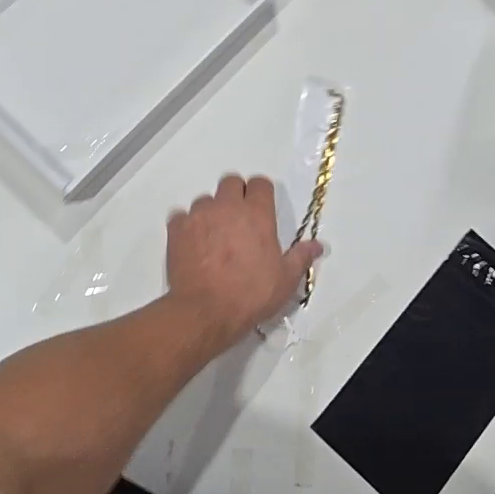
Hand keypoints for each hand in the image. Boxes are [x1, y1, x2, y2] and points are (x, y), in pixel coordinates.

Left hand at [164, 174, 323, 350]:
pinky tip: (193, 245)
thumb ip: (300, 257)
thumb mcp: (285, 280)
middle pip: (230, 182)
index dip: (261, 194)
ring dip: (211, 212)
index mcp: (256, 214)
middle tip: (238, 220)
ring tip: (214, 237)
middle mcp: (226, 207)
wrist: (206, 311)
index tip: (261, 209)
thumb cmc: (251, 294)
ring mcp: (198, 216)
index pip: (260, 183)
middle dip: (235, 194)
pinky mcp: (176, 229)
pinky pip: (181, 217)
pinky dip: (187, 226)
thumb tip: (318, 245)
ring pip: (205, 200)